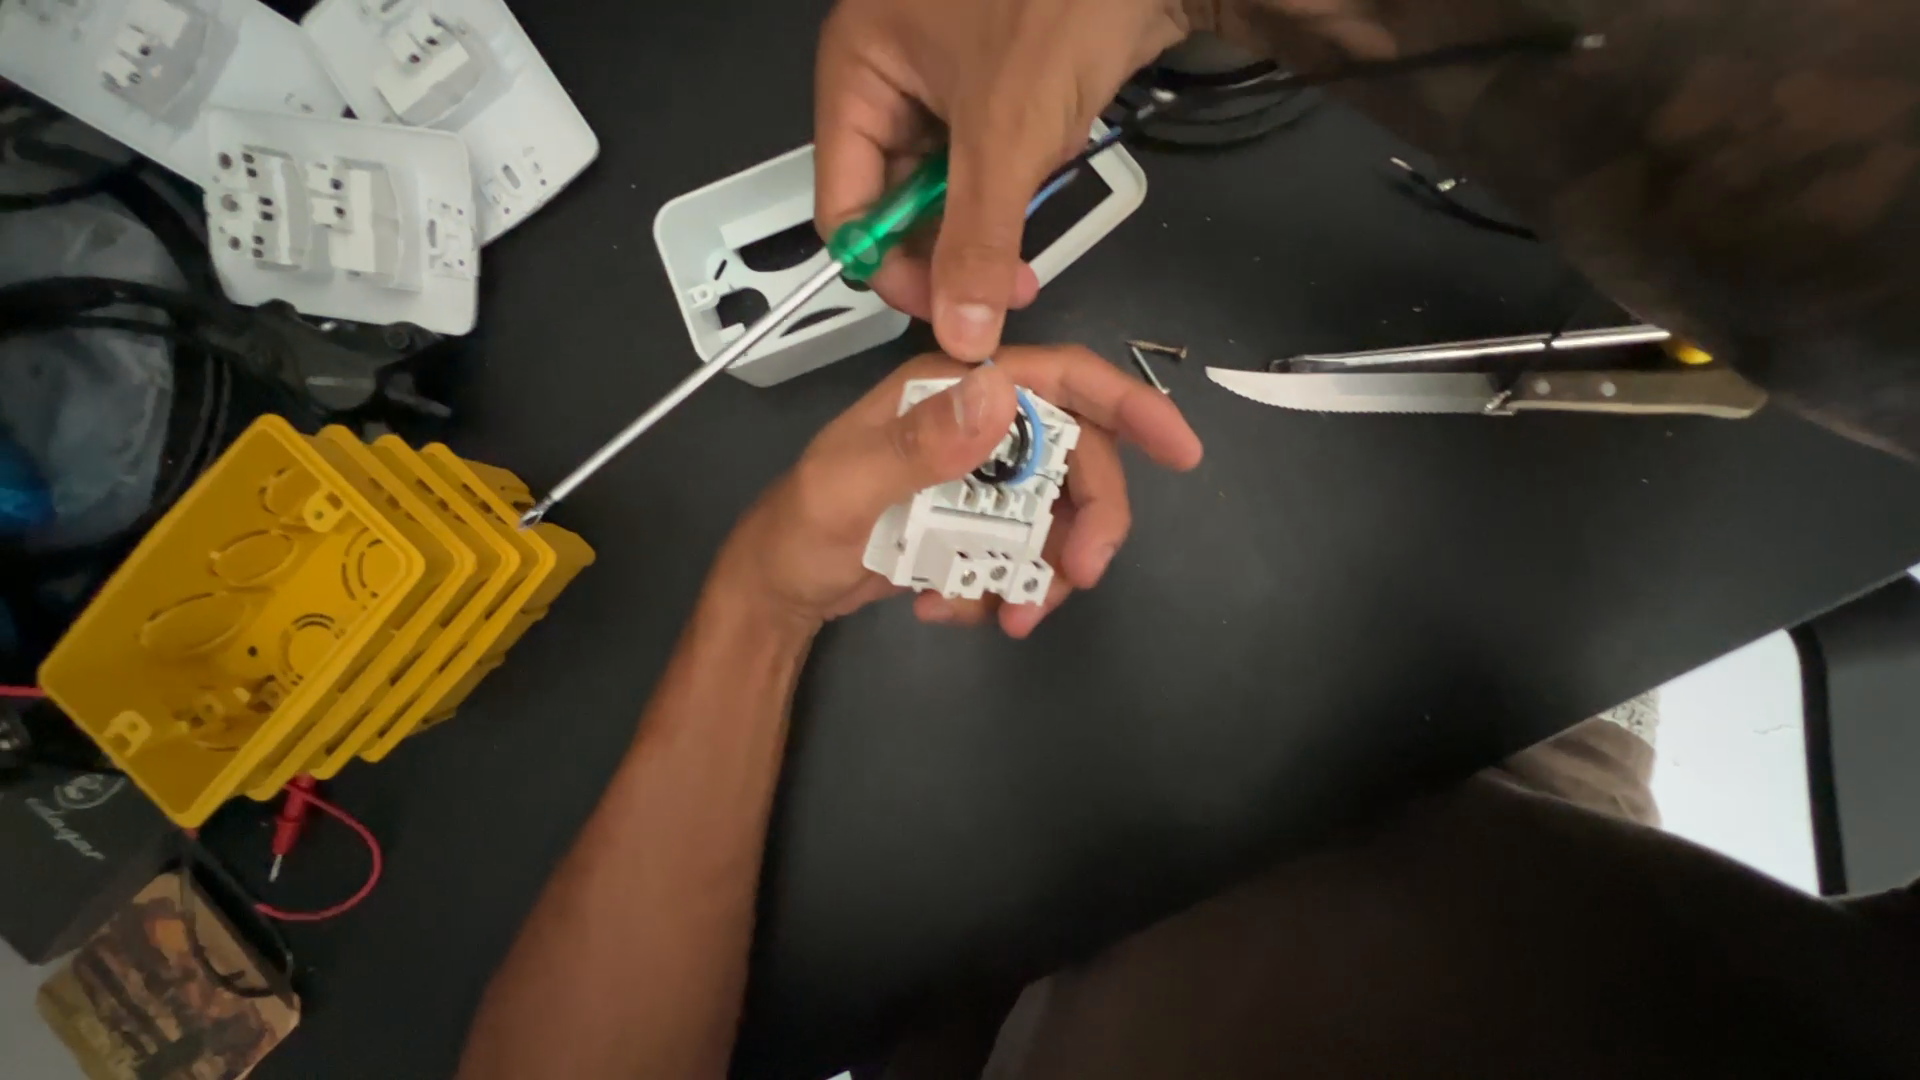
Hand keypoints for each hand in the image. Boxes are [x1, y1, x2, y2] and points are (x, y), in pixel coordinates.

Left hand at [713, 346, 1203, 637]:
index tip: (1182, 452)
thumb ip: (919, 443)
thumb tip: (1001, 393)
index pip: (1058, 380)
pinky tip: (950, 609)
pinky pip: (1024, 556)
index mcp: (952, 393)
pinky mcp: (976, 527)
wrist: (781, 588)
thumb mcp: (847, 487)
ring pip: (1057, 518)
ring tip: (1006, 618)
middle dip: (1089, 523)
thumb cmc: (801, 528)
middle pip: (1076, 461)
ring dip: (1045, 573)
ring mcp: (980, 481)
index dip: (1129, 406)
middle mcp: (978, 429)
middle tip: (1077, 580)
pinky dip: (1003, 591)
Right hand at [814, 0, 1191, 360]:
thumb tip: (959, 336)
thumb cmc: (1060, 6)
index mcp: (859, 70)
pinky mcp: (988, 92)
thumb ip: (977, 244)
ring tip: (1030, 240)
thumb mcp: (1007, 136)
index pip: (845, 207)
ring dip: (987, 227)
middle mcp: (888, 80)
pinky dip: (1012, 189)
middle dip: (951, 254)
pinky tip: (1043, 176)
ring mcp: (940, 85)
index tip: (944, 309)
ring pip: (943, 195)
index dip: (889, 269)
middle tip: (1004, 292)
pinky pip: (982, 169)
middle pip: (894, 207)